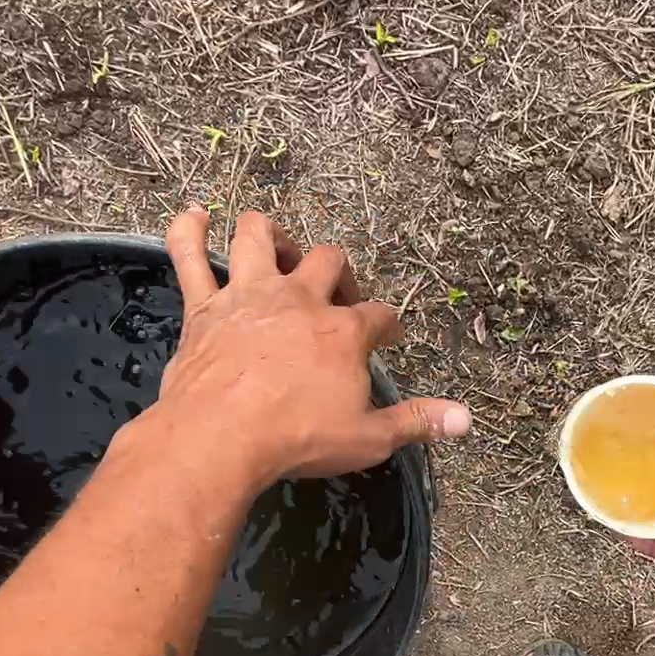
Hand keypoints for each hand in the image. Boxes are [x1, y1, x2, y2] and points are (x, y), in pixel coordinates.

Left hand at [146, 207, 470, 492]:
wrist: (221, 438)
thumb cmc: (302, 438)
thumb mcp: (371, 437)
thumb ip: (418, 422)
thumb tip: (465, 419)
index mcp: (344, 332)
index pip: (379, 315)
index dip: (389, 324)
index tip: (390, 337)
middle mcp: (300, 299)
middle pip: (328, 260)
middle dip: (340, 274)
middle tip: (339, 301)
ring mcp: (248, 295)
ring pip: (260, 235)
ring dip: (274, 237)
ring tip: (282, 254)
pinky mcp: (203, 306)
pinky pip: (188, 253)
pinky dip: (191, 230)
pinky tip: (197, 217)